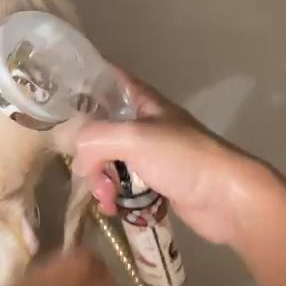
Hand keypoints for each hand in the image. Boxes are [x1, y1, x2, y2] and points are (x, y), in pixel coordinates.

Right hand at [67, 69, 273, 248]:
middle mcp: (144, 121)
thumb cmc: (183, 157)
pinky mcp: (157, 182)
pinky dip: (114, 195)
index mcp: (141, 99)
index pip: (106, 77)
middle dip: (86, 147)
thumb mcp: (133, 138)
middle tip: (84, 170)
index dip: (83, 79)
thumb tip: (77, 162)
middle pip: (101, 124)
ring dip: (100, 178)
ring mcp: (151, 153)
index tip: (57, 93)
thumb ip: (94, 140)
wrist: (228, 199)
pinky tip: (113, 208)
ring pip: (110, 157)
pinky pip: (124, 183)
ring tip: (105, 198)